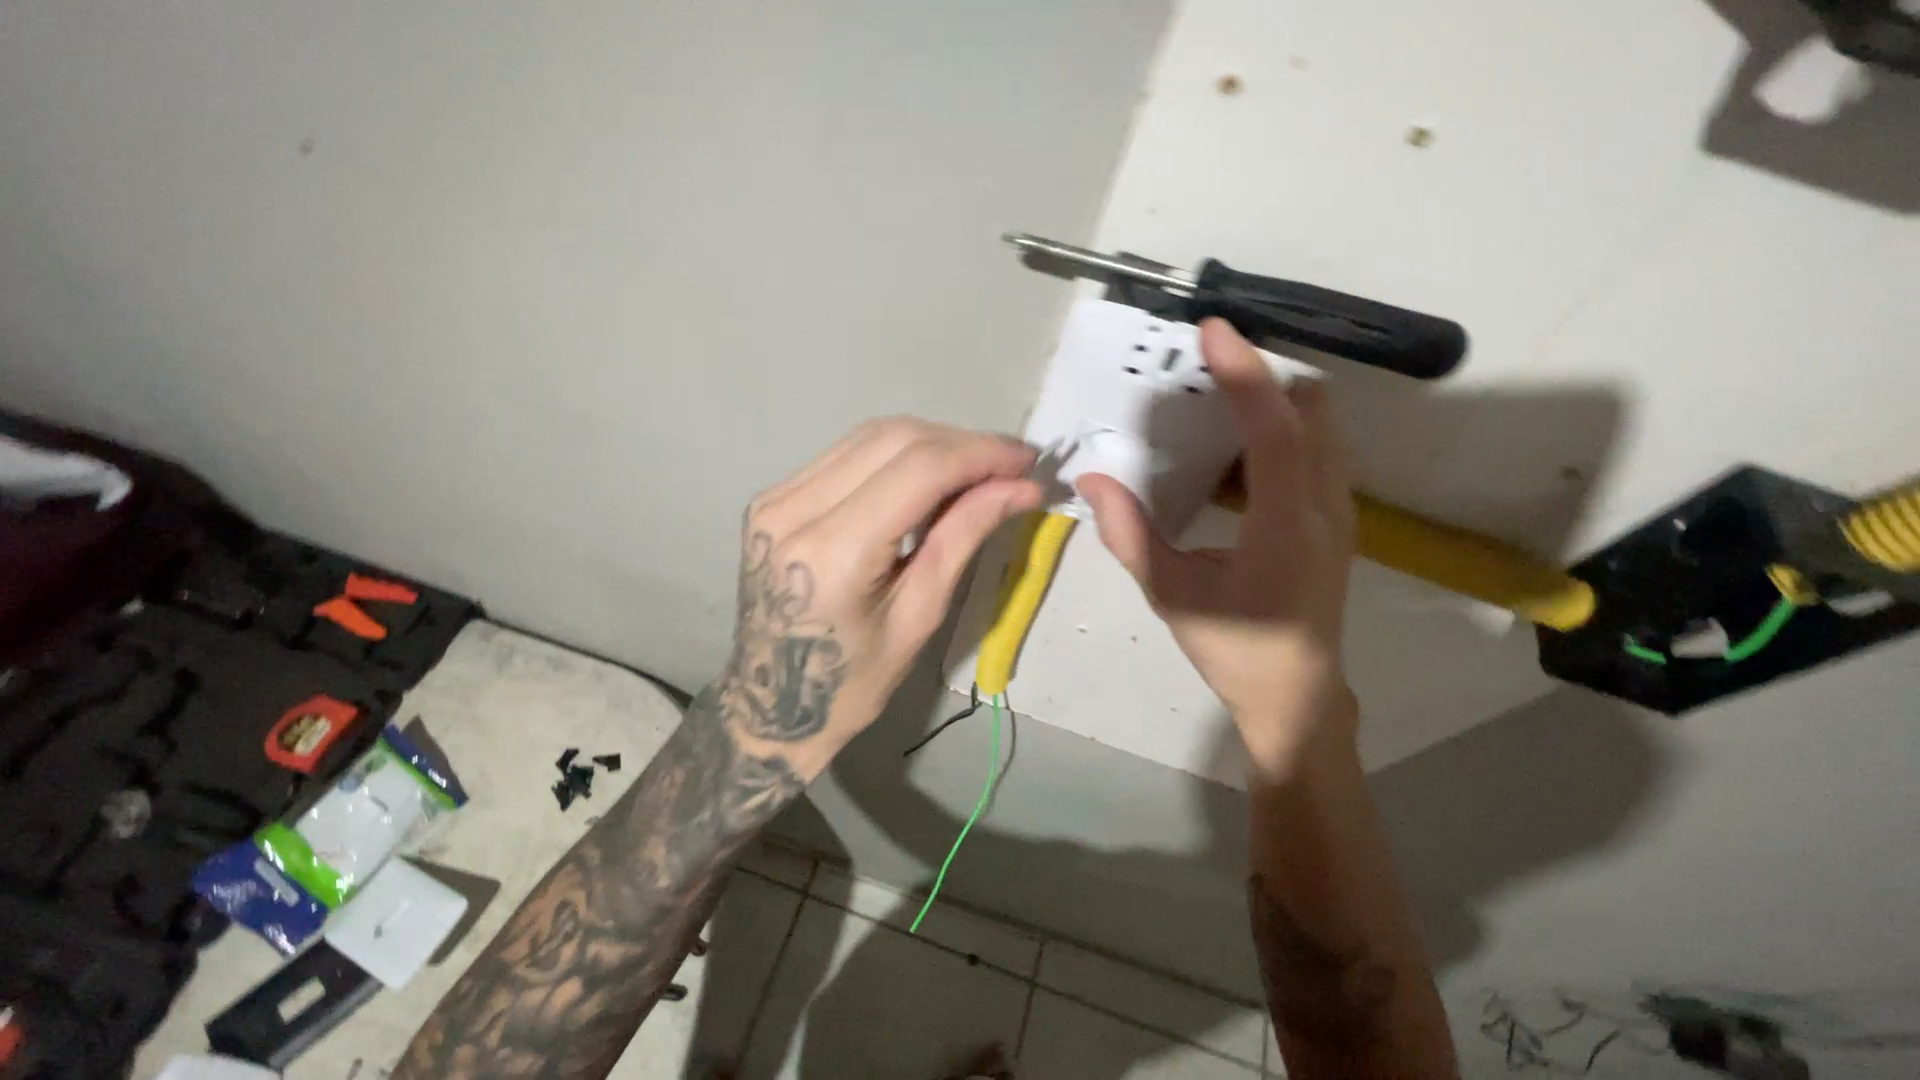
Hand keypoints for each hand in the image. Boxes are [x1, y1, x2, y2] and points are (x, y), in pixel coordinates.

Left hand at [722, 417, 1040, 777]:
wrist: (774, 705)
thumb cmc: (855, 681)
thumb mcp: (920, 616)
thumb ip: (963, 537)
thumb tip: (1021, 486)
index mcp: (832, 553)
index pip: (918, 468)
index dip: (981, 454)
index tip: (1028, 462)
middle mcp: (794, 511)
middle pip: (894, 438)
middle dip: (962, 444)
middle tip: (1010, 467)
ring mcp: (775, 498)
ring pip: (870, 436)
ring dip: (932, 443)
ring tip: (977, 471)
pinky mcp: (773, 496)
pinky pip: (847, 453)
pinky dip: (896, 455)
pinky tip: (928, 478)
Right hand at [1078, 318, 1357, 778]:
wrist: (1296, 695)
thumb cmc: (1233, 648)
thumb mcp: (1171, 594)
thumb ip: (1130, 534)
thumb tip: (1092, 480)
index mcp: (1286, 523)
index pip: (1274, 429)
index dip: (1244, 374)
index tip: (1212, 331)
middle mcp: (1325, 505)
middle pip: (1312, 411)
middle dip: (1263, 377)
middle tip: (1206, 368)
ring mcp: (1340, 511)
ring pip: (1322, 428)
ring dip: (1275, 401)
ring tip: (1217, 401)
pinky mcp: (1337, 519)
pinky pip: (1319, 451)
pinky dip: (1284, 430)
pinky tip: (1237, 452)